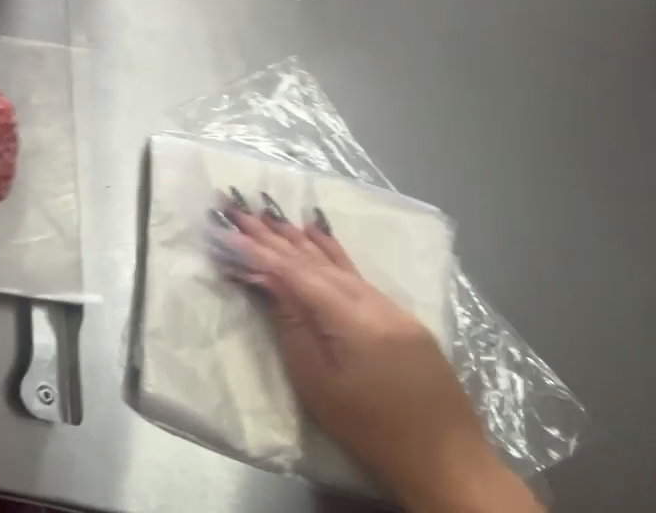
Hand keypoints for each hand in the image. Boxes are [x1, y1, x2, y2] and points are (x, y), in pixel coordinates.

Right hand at [216, 200, 541, 512]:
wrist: (449, 467)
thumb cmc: (370, 429)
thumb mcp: (317, 380)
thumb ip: (291, 323)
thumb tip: (264, 278)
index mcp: (356, 323)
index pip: (296, 274)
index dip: (258, 251)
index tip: (225, 229)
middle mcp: (378, 308)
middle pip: (315, 264)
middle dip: (273, 236)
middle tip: (237, 209)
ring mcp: (396, 313)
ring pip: (338, 267)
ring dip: (299, 239)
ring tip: (268, 213)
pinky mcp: (404, 323)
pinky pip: (359, 277)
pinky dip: (332, 254)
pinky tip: (318, 235)